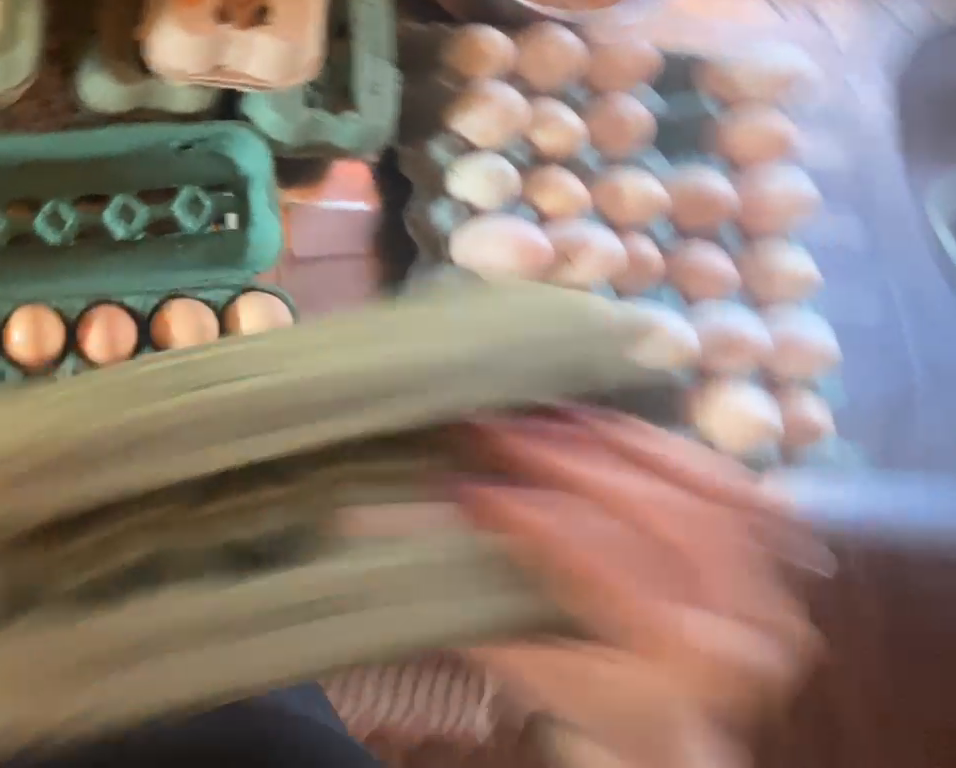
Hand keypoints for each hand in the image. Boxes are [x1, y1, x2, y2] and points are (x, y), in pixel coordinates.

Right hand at [458, 409, 821, 767]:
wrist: (662, 718)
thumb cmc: (578, 691)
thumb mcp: (511, 652)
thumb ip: (451, 591)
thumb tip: (360, 519)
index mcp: (682, 663)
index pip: (604, 569)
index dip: (530, 520)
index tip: (465, 489)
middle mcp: (747, 628)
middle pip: (665, 518)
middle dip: (571, 462)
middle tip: (497, 431)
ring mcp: (773, 590)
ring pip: (704, 493)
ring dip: (617, 444)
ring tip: (542, 416)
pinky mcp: (773, 561)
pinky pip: (731, 486)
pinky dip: (668, 446)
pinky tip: (603, 421)